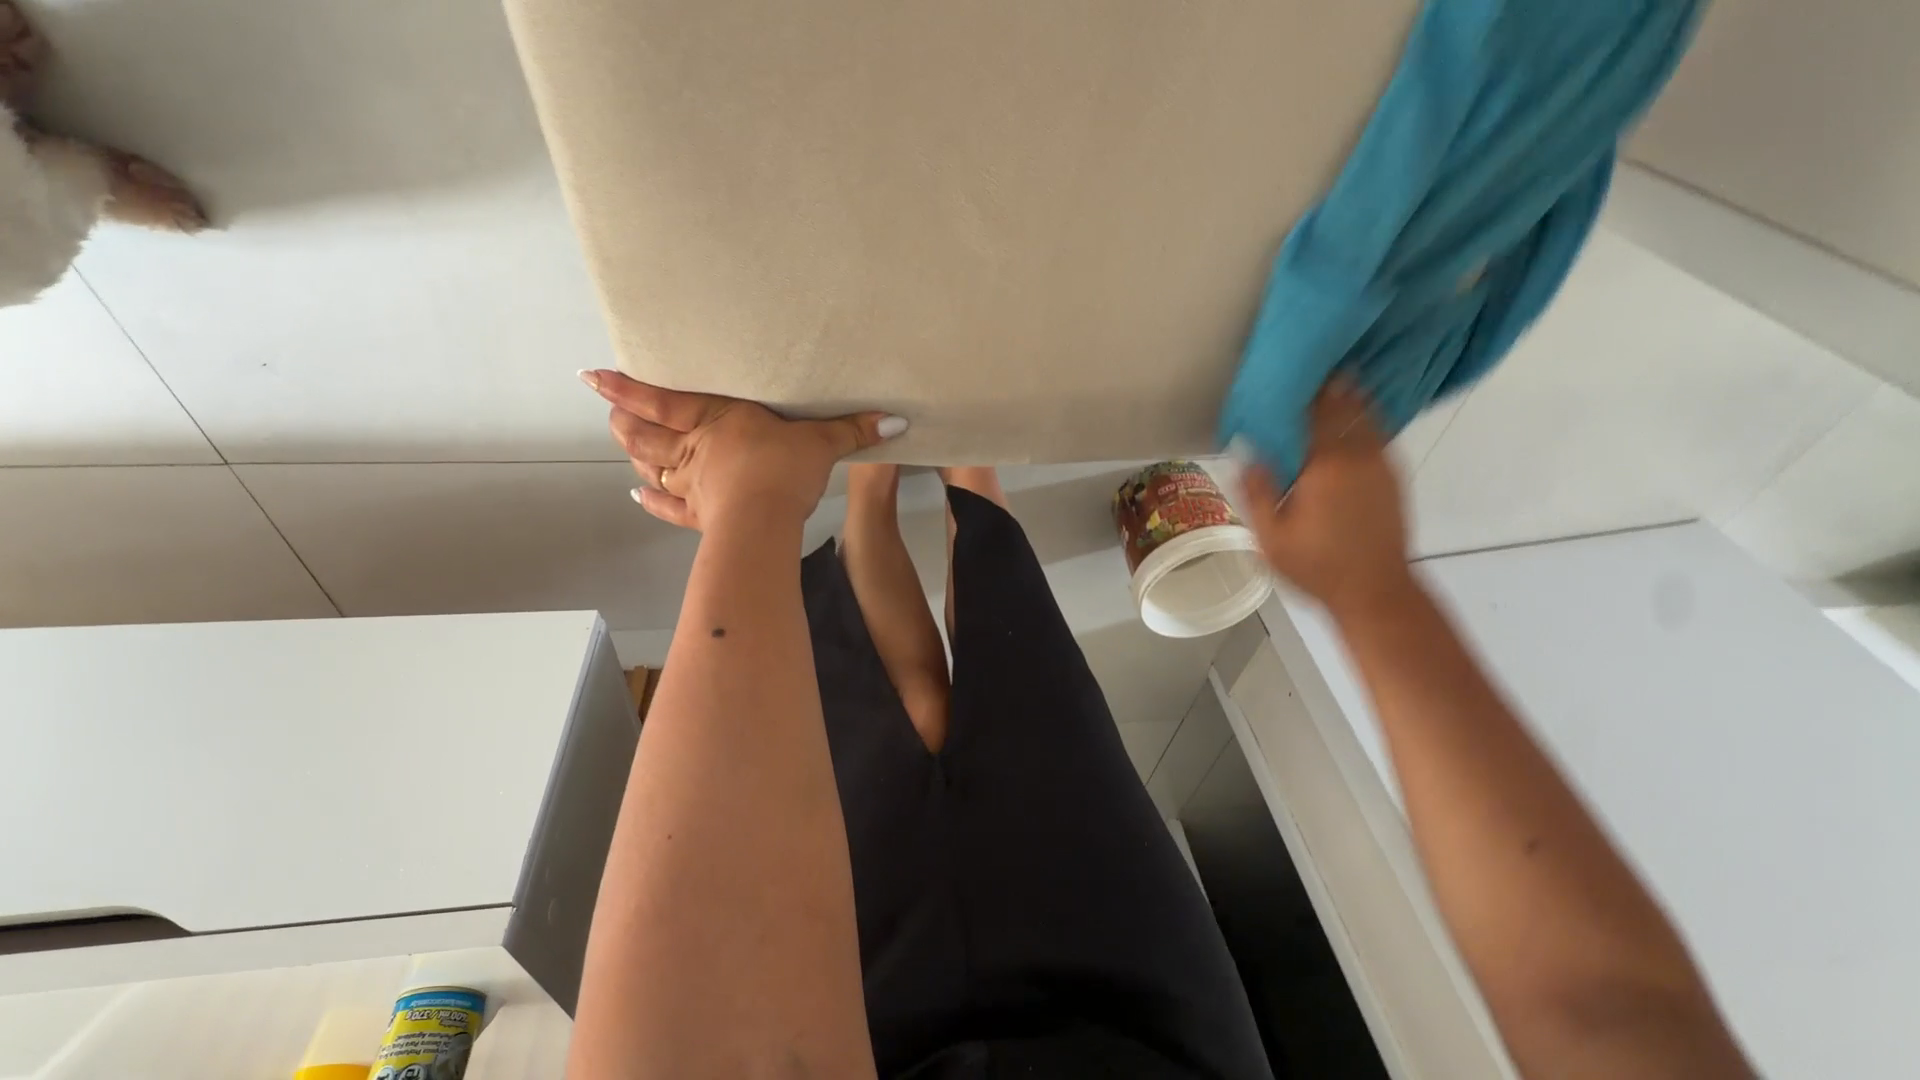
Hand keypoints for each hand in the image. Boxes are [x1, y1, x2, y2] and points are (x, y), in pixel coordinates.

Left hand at [581, 369, 906, 531]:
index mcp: (716, 420)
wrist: (764, 523)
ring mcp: (692, 485)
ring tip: (618, 439)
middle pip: (646, 432)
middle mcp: (694, 449)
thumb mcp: (821, 443)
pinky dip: (651, 500)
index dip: (626, 387)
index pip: (661, 398)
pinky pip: (669, 506)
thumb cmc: (782, 470)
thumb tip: (897, 421)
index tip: (592, 376)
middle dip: (623, 418)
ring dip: (632, 453)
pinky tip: (637, 494)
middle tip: (606, 406)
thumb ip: (854, 430)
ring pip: (651, 465)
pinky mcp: (698, 516)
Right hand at [1241, 380, 1414, 617]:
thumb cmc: (1317, 567)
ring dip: (1348, 397)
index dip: (1303, 387)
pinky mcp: (1394, 477)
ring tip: (1330, 382)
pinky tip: (1350, 419)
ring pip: (1365, 415)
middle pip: (1344, 404)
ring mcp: (1382, 464)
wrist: (1377, 592)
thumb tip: (1247, 454)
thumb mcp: (1271, 537)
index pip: (1315, 410)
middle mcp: (1358, 455)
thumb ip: (1258, 492)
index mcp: (1325, 465)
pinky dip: (1363, 419)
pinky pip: (1377, 434)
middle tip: (1309, 369)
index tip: (1289, 371)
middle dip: (1327, 384)